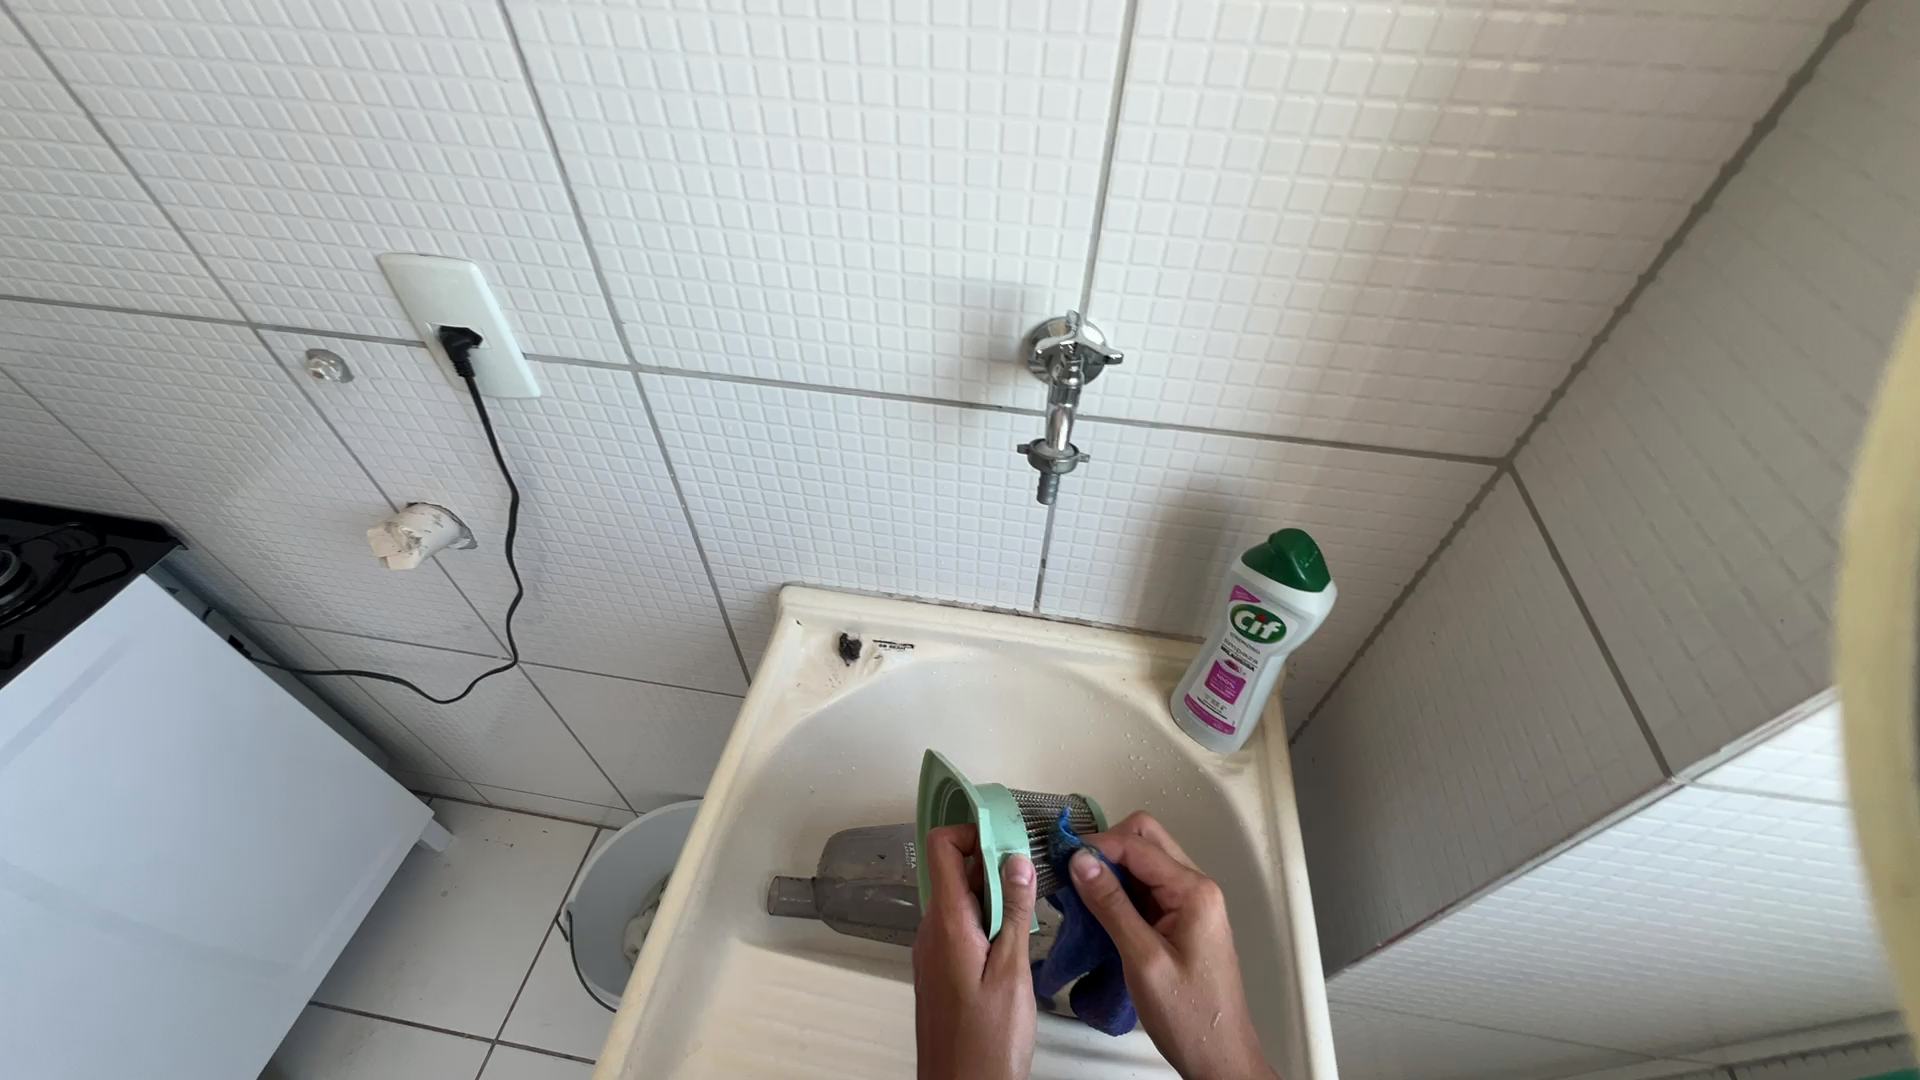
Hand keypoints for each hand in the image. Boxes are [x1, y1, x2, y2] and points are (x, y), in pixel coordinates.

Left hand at [912, 823, 1037, 1079]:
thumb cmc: (988, 1042)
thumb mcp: (1011, 971)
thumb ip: (1014, 912)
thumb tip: (1017, 860)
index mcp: (946, 922)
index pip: (941, 847)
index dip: (971, 832)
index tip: (1005, 839)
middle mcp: (932, 928)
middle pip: (954, 870)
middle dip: (991, 863)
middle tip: (1029, 873)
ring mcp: (933, 948)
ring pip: (959, 898)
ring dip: (991, 892)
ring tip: (1028, 905)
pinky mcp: (939, 967)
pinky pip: (958, 923)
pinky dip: (984, 917)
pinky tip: (1012, 936)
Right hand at [1070, 813, 1275, 1079]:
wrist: (1221, 1062)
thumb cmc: (1188, 1016)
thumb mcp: (1142, 960)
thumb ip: (1111, 905)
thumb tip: (1080, 860)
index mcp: (1194, 890)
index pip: (1138, 844)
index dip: (1098, 846)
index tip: (1064, 859)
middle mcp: (1196, 886)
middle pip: (1146, 838)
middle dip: (1107, 847)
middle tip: (1075, 870)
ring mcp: (1190, 901)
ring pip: (1144, 859)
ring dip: (1112, 867)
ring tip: (1081, 889)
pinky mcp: (1180, 918)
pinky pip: (1146, 885)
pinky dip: (1120, 888)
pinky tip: (1099, 906)